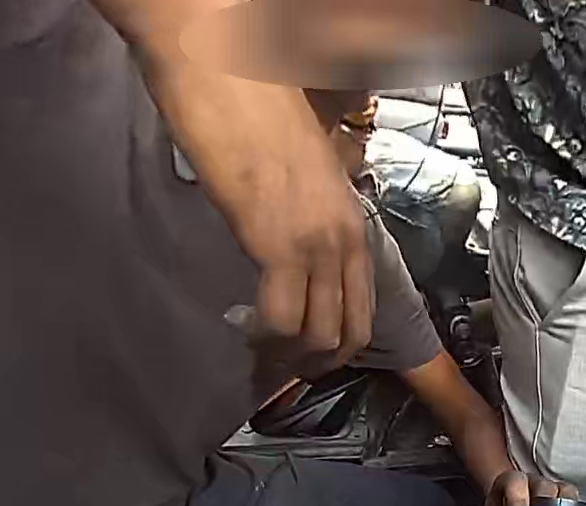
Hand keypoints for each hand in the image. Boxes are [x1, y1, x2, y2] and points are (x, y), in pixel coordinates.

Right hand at [142, 63, 371, 379]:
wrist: (220, 60)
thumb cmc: (254, 111)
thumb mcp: (300, 179)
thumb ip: (307, 224)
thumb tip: (290, 262)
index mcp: (353, 227)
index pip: (365, 311)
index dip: (339, 346)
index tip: (308, 352)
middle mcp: (344, 242)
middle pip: (351, 334)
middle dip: (319, 363)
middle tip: (285, 364)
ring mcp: (316, 245)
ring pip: (320, 336)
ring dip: (290, 357)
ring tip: (262, 349)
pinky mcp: (279, 245)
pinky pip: (284, 320)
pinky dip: (266, 338)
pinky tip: (247, 328)